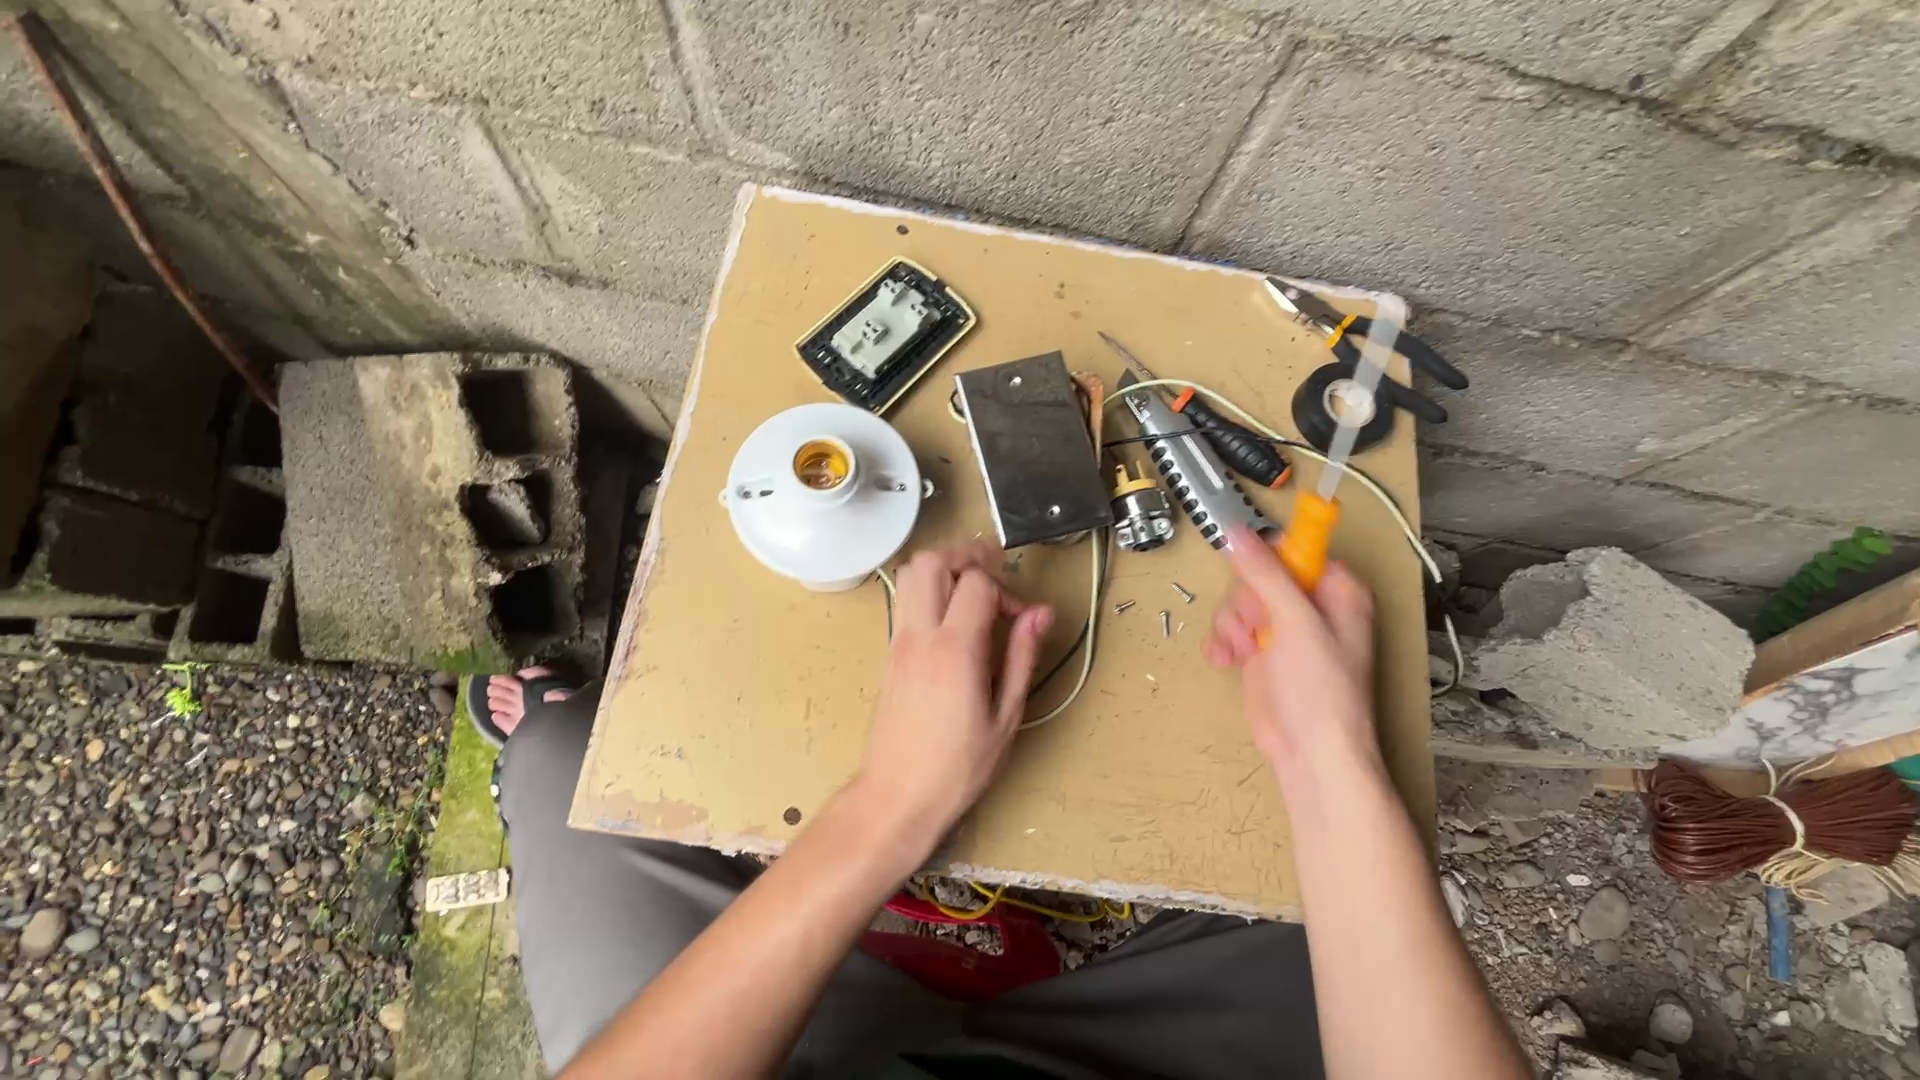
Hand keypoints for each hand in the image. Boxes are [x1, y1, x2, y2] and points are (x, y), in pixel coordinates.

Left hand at [854, 545, 1053, 842]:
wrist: (896, 795)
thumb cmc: (957, 766)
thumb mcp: (1006, 716)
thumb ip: (1023, 656)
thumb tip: (1041, 612)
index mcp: (954, 651)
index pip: (976, 583)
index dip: (1005, 588)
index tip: (1020, 618)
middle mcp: (919, 636)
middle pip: (931, 561)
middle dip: (967, 556)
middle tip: (996, 574)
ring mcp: (897, 641)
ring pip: (909, 573)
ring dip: (943, 568)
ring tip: (974, 589)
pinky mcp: (889, 652)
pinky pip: (904, 598)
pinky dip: (928, 589)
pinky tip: (953, 618)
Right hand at [1204, 526, 1379, 784]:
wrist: (1308, 753)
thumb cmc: (1322, 695)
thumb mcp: (1296, 623)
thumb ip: (1267, 574)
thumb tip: (1239, 535)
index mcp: (1336, 592)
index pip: (1296, 549)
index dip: (1270, 560)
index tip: (1255, 577)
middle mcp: (1310, 607)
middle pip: (1258, 574)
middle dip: (1245, 600)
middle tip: (1254, 625)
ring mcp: (1282, 630)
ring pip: (1239, 601)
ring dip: (1230, 624)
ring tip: (1242, 649)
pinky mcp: (1259, 652)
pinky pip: (1228, 629)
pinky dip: (1222, 643)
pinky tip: (1225, 660)